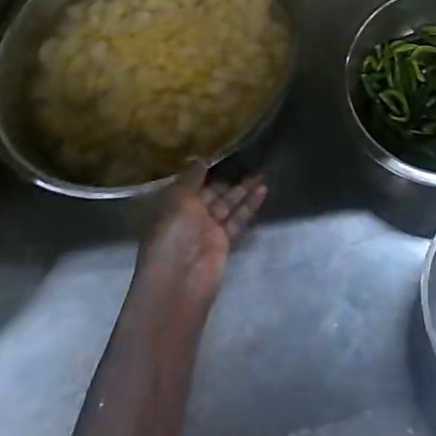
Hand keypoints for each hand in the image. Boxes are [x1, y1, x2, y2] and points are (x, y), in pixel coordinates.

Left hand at [134, 161, 266, 309]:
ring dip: (243, 191)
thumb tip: (200, 158)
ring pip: (227, 205)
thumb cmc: (172, 234)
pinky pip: (237, 219)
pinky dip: (249, 206)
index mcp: (173, 205)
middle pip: (212, 194)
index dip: (206, 171)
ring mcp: (207, 230)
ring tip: (261, 174)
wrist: (179, 282)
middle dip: (228, 180)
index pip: (191, 184)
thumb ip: (191, 178)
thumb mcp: (178, 199)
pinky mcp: (223, 243)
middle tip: (248, 161)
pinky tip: (262, 191)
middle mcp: (189, 216)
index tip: (222, 153)